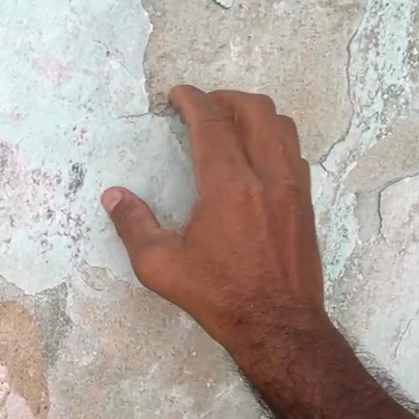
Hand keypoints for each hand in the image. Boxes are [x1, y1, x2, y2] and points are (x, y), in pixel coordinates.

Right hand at [103, 86, 330, 367]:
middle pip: (254, 110)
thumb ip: (134, 225)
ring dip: (253, 114)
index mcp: (228, 186)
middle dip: (224, 98)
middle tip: (201, 105)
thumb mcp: (160, 266)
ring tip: (229, 122)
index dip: (193, 100)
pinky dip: (272, 138)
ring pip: (281, 125)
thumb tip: (113, 196)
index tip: (177, 95)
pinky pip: (293, 150)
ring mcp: (293, 187)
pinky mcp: (305, 202)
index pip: (212, 123)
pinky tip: (254, 156)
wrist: (277, 323)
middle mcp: (266, 176)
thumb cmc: (216, 296)